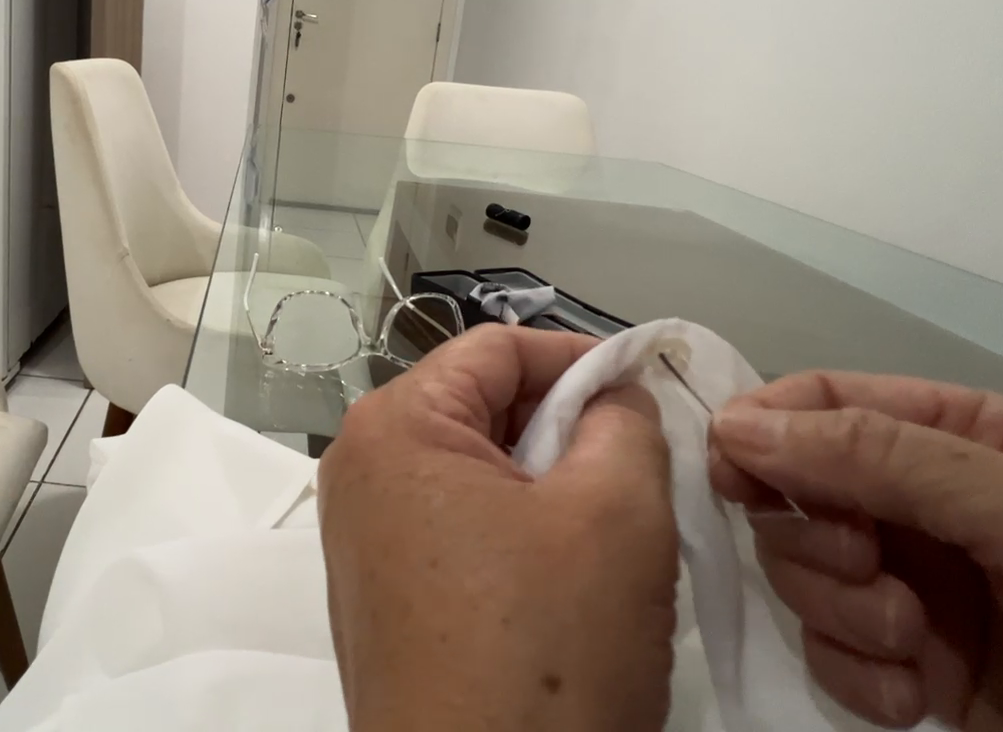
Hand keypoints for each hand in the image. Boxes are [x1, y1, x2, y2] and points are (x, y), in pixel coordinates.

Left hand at [319, 326, 679, 731]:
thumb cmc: (542, 654)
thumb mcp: (614, 517)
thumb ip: (624, 423)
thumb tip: (614, 392)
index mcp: (394, 425)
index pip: (493, 348)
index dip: (576, 355)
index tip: (642, 385)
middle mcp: (359, 463)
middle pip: (475, 402)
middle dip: (559, 420)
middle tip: (632, 460)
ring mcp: (362, 526)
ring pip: (468, 463)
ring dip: (541, 475)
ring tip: (602, 518)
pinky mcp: (379, 582)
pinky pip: (451, 517)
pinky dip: (510, 521)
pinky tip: (558, 567)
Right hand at [708, 371, 1002, 730]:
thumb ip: (886, 457)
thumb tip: (734, 422)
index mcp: (955, 439)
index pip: (819, 402)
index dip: (760, 427)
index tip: (728, 472)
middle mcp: (920, 504)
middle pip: (793, 491)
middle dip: (812, 537)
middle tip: (868, 570)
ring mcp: (914, 585)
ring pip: (801, 572)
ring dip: (836, 611)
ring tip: (913, 646)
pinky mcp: (914, 667)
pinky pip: (829, 653)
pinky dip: (853, 676)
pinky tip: (912, 698)